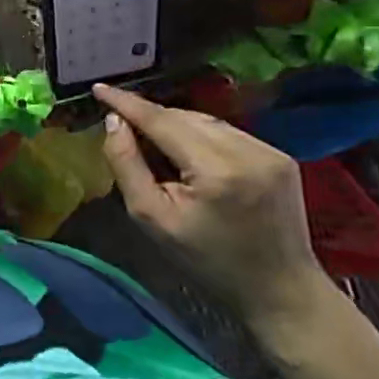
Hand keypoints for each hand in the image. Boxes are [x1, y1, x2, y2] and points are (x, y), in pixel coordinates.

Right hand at [94, 83, 326, 326]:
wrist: (278, 289)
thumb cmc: (205, 259)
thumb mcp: (151, 217)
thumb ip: (126, 164)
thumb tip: (114, 122)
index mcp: (217, 169)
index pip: (162, 121)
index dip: (127, 103)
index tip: (99, 89)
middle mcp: (248, 150)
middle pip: (184, 116)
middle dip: (150, 117)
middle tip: (122, 129)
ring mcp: (269, 151)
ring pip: (205, 121)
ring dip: (173, 125)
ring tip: (152, 145)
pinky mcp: (280, 156)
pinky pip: (225, 132)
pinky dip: (198, 135)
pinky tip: (187, 156)